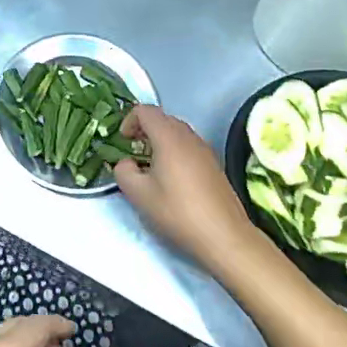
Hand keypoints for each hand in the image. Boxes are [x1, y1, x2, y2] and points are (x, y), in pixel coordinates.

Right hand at [113, 105, 259, 266]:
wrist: (224, 236)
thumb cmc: (178, 211)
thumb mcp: (138, 193)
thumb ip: (122, 170)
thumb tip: (126, 163)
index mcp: (168, 137)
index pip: (145, 110)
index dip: (129, 121)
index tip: (123, 142)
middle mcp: (189, 136)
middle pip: (162, 118)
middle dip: (143, 130)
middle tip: (133, 152)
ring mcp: (205, 149)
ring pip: (177, 132)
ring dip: (159, 141)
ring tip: (150, 166)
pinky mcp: (214, 164)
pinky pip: (189, 146)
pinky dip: (174, 151)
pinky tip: (172, 179)